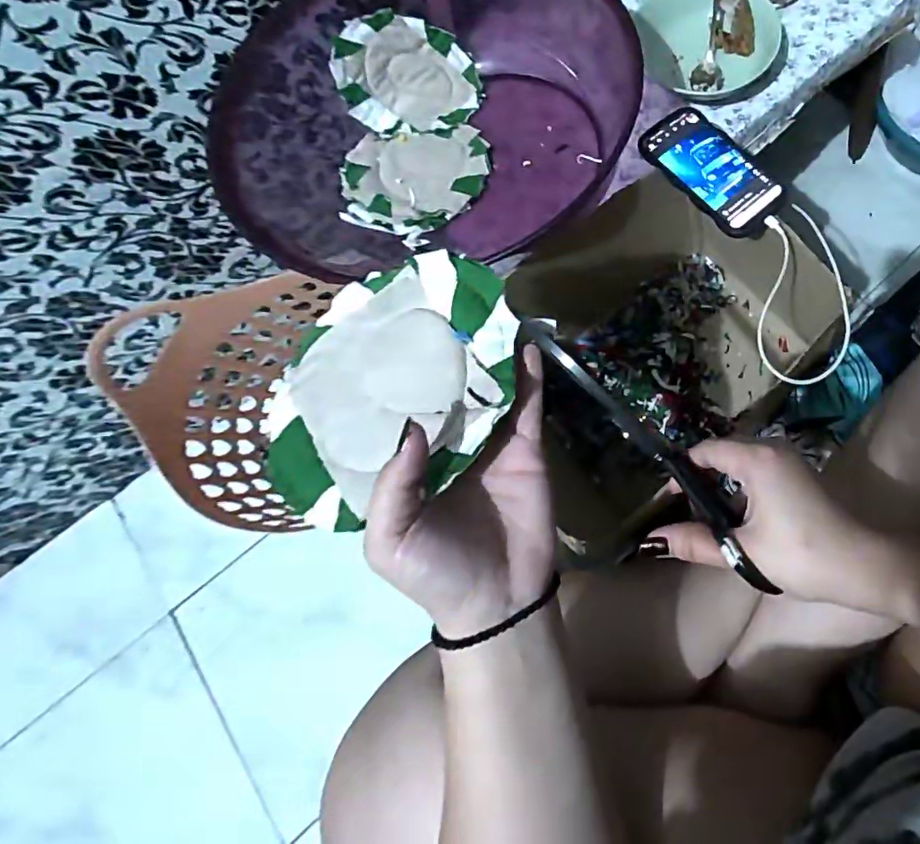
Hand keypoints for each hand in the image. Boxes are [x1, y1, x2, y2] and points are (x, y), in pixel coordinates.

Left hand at [364, 344, 556, 638]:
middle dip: (446, 362)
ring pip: (489, 394)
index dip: (399, 386)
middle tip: (441, 319)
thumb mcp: (390, 539)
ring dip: (488, 361)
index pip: (406, 416)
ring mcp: (493, 446)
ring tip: (484, 320)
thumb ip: (391, 484)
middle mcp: (454, 448)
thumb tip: (410, 425)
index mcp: (416, 466)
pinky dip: (529, 378)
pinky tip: (524, 348)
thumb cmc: (435, 573)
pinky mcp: (526, 449)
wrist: (498, 599)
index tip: (391, 347)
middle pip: (450, 396)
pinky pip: (527, 408)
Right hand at [645, 439, 885, 609]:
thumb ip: (696, 542)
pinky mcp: (799, 474)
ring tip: (706, 518)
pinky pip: (759, 470)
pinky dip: (742, 487)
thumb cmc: (800, 555)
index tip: (668, 499)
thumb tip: (655, 540)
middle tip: (683, 511)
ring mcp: (788, 460)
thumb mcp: (743, 551)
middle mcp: (772, 449)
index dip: (683, 470)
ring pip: (742, 462)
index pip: (706, 450)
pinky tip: (738, 518)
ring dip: (722, 485)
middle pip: (723, 452)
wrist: (862, 565)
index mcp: (756, 459)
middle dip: (700, 478)